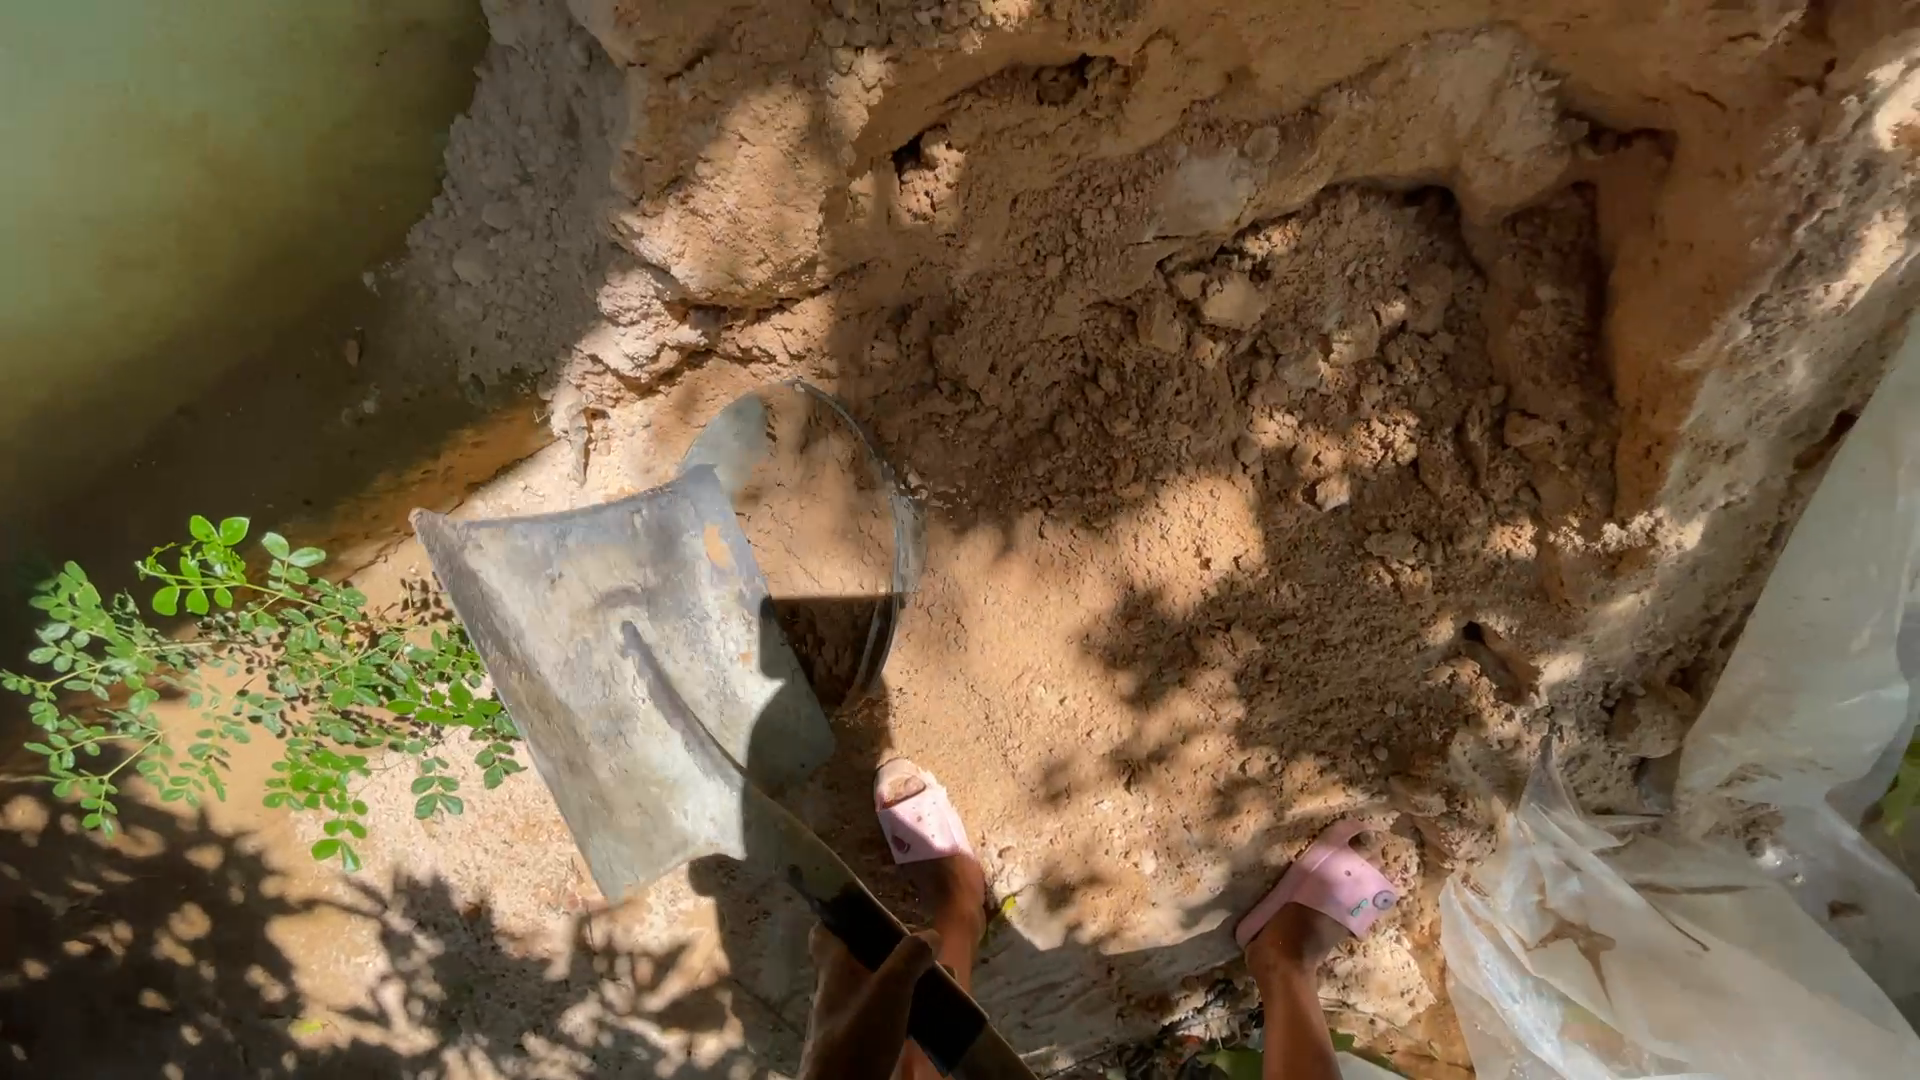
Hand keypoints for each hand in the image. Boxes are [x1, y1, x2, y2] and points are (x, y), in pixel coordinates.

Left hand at [799, 924, 939, 1079]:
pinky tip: (934, 1012)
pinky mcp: (862, 1045)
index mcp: (833, 968)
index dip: (844, 917)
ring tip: (942, 979)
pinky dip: (909, 1010)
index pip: (824, 931)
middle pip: (861, 956)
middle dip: (894, 950)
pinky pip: (887, 1017)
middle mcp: (837, 989)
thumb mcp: (890, 988)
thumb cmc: (858, 1036)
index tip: (872, 911)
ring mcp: (849, 1018)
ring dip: (907, 981)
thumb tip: (931, 936)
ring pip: (877, 986)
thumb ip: (910, 956)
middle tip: (924, 948)